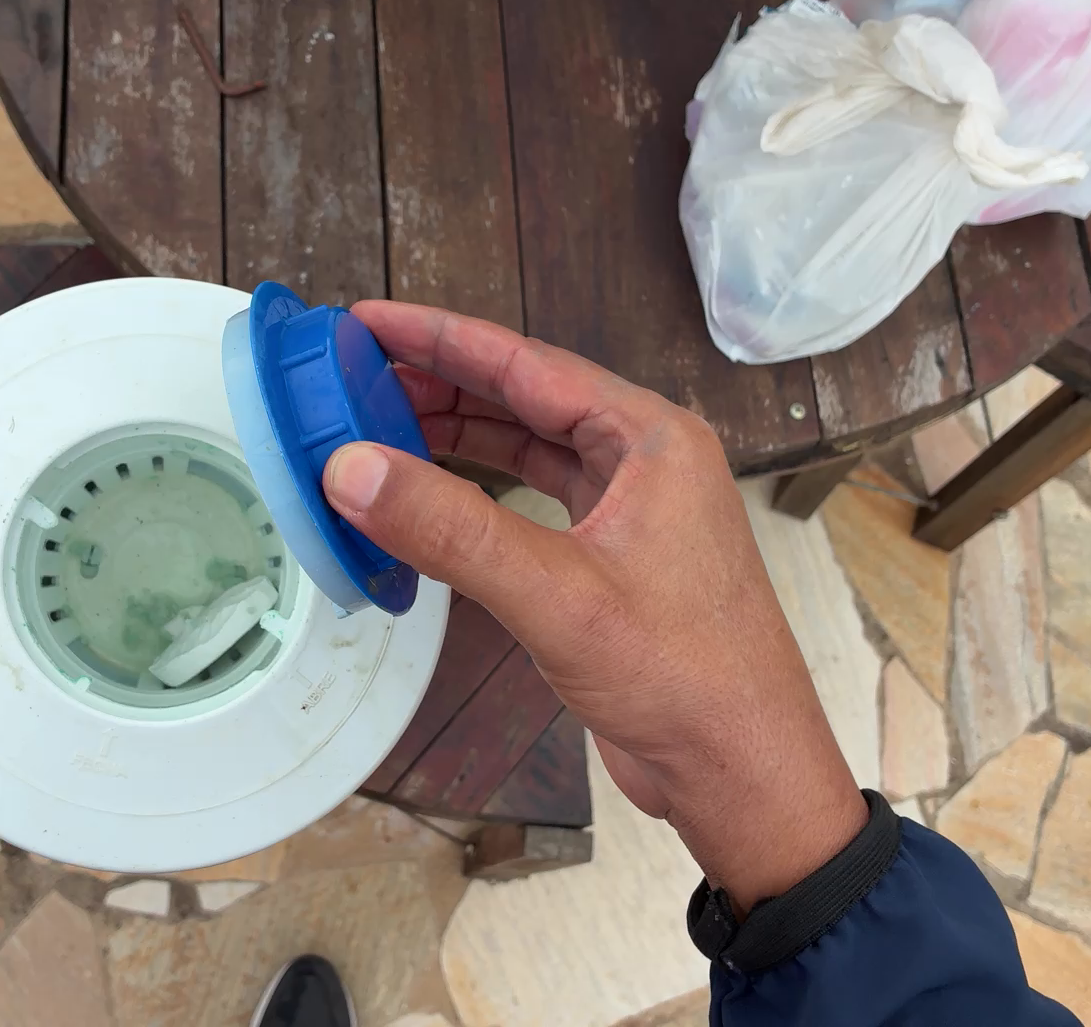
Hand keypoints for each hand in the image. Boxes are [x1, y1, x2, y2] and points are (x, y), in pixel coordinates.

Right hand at [321, 300, 866, 909]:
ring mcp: (628, 506)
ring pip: (528, 446)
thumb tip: (350, 467)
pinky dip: (481, 488)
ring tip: (382, 423)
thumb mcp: (556, 595)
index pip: (527, 363)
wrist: (740, 770)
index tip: (367, 320)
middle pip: (525, 396)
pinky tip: (434, 490)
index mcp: (650, 437)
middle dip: (441, 382)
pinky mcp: (610, 552)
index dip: (440, 337)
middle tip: (359, 374)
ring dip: (458, 434)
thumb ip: (451, 529)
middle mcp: (642, 457)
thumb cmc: (677, 675)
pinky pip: (533, 496)